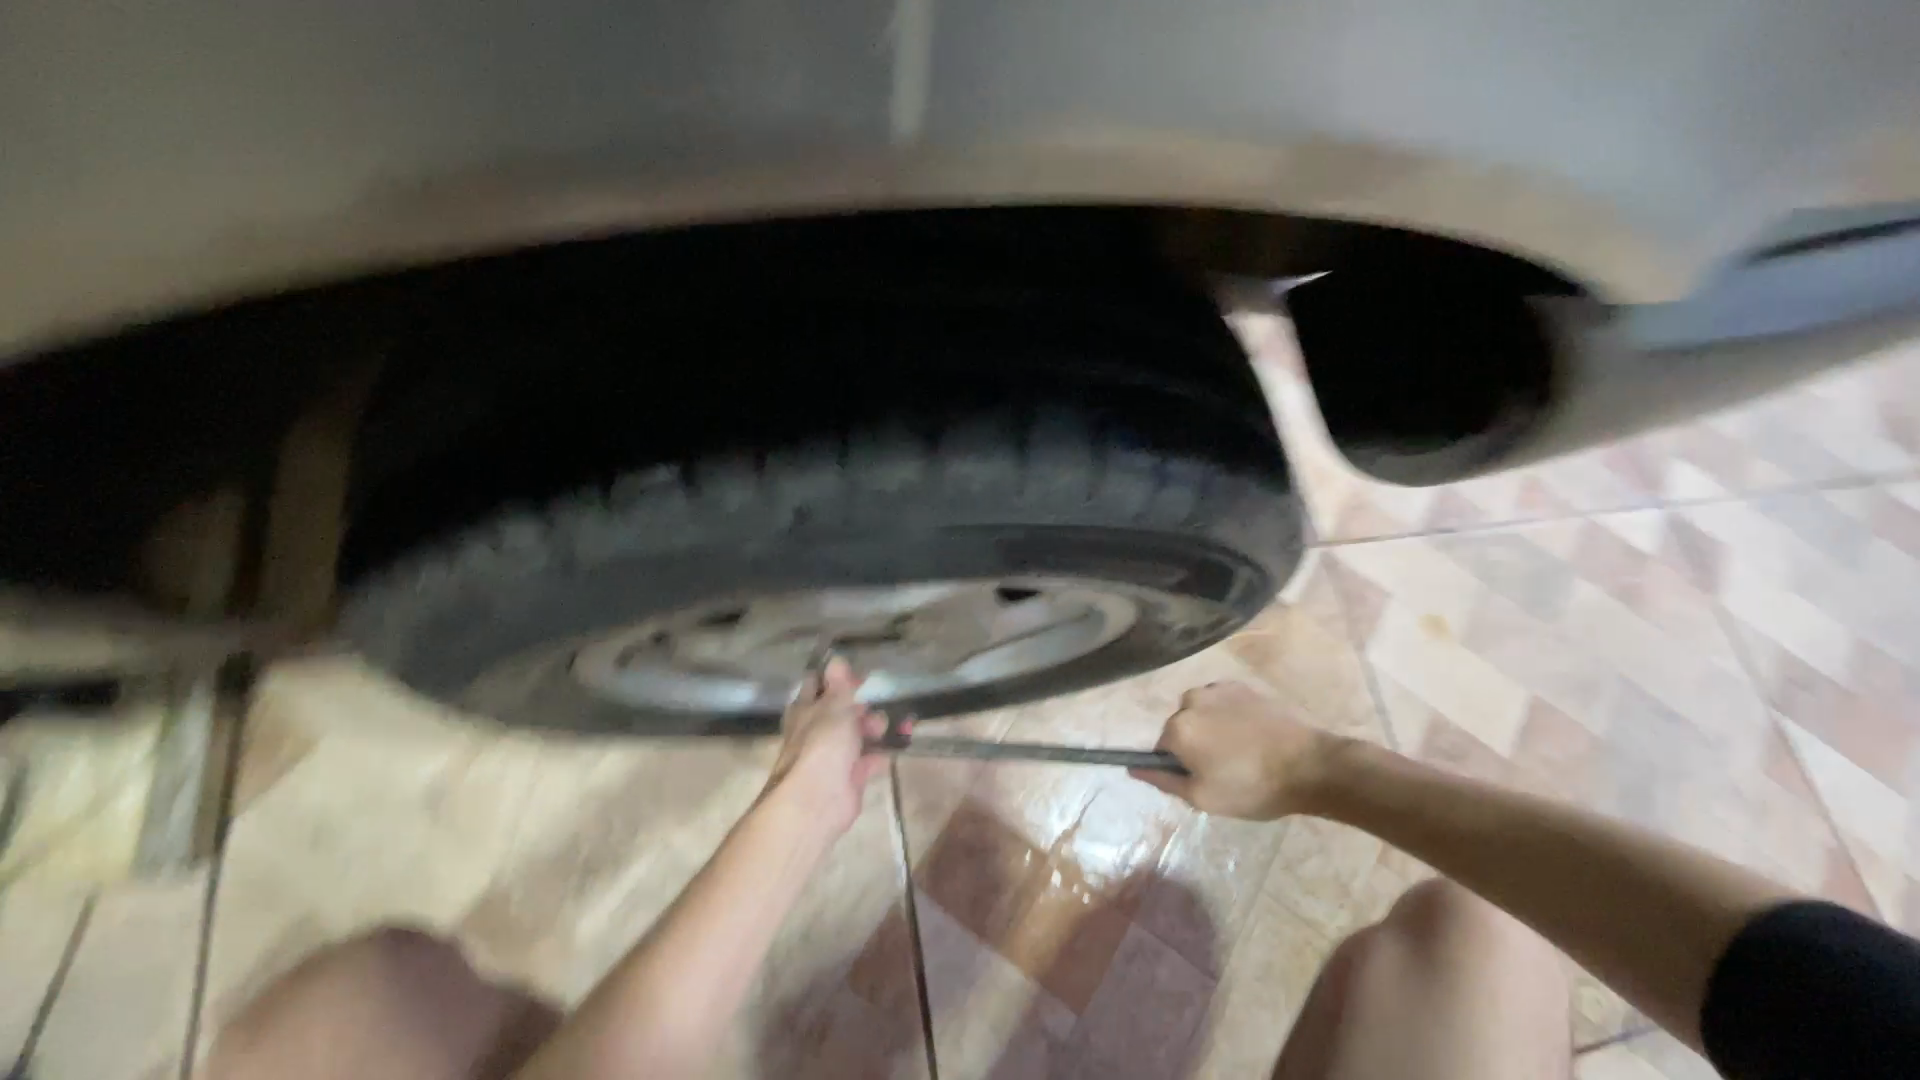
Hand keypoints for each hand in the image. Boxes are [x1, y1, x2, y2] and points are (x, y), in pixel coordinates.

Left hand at [763, 657, 891, 833]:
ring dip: (874, 728)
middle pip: (840, 710)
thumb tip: (837, 659)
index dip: (836, 677)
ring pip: (856, 735)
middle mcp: (816, 730)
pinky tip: (895, 746)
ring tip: (887, 725)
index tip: (858, 673)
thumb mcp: (834, 706)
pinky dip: (880, 754)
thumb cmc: (822, 744)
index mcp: (805, 710)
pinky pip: (868, 760)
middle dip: (860, 704)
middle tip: (876, 699)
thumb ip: (840, 685)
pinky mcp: (849, 777)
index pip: (817, 685)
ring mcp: (833, 755)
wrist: (817, 799)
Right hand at [1131, 681, 1346, 819]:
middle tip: (1225, 770)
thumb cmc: (1252, 788)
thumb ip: (1163, 781)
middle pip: (1180, 727)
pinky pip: (1223, 702)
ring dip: (1211, 728)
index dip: (1179, 768)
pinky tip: (1252, 735)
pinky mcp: (1243, 686)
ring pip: (1201, 712)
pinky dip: (1230, 716)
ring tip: (1241, 752)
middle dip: (1194, 745)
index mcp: (1178, 728)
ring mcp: (1219, 689)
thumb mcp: (1203, 798)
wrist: (1310, 765)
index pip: (1161, 750)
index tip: (1203, 780)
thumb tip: (1133, 768)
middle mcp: (1191, 700)